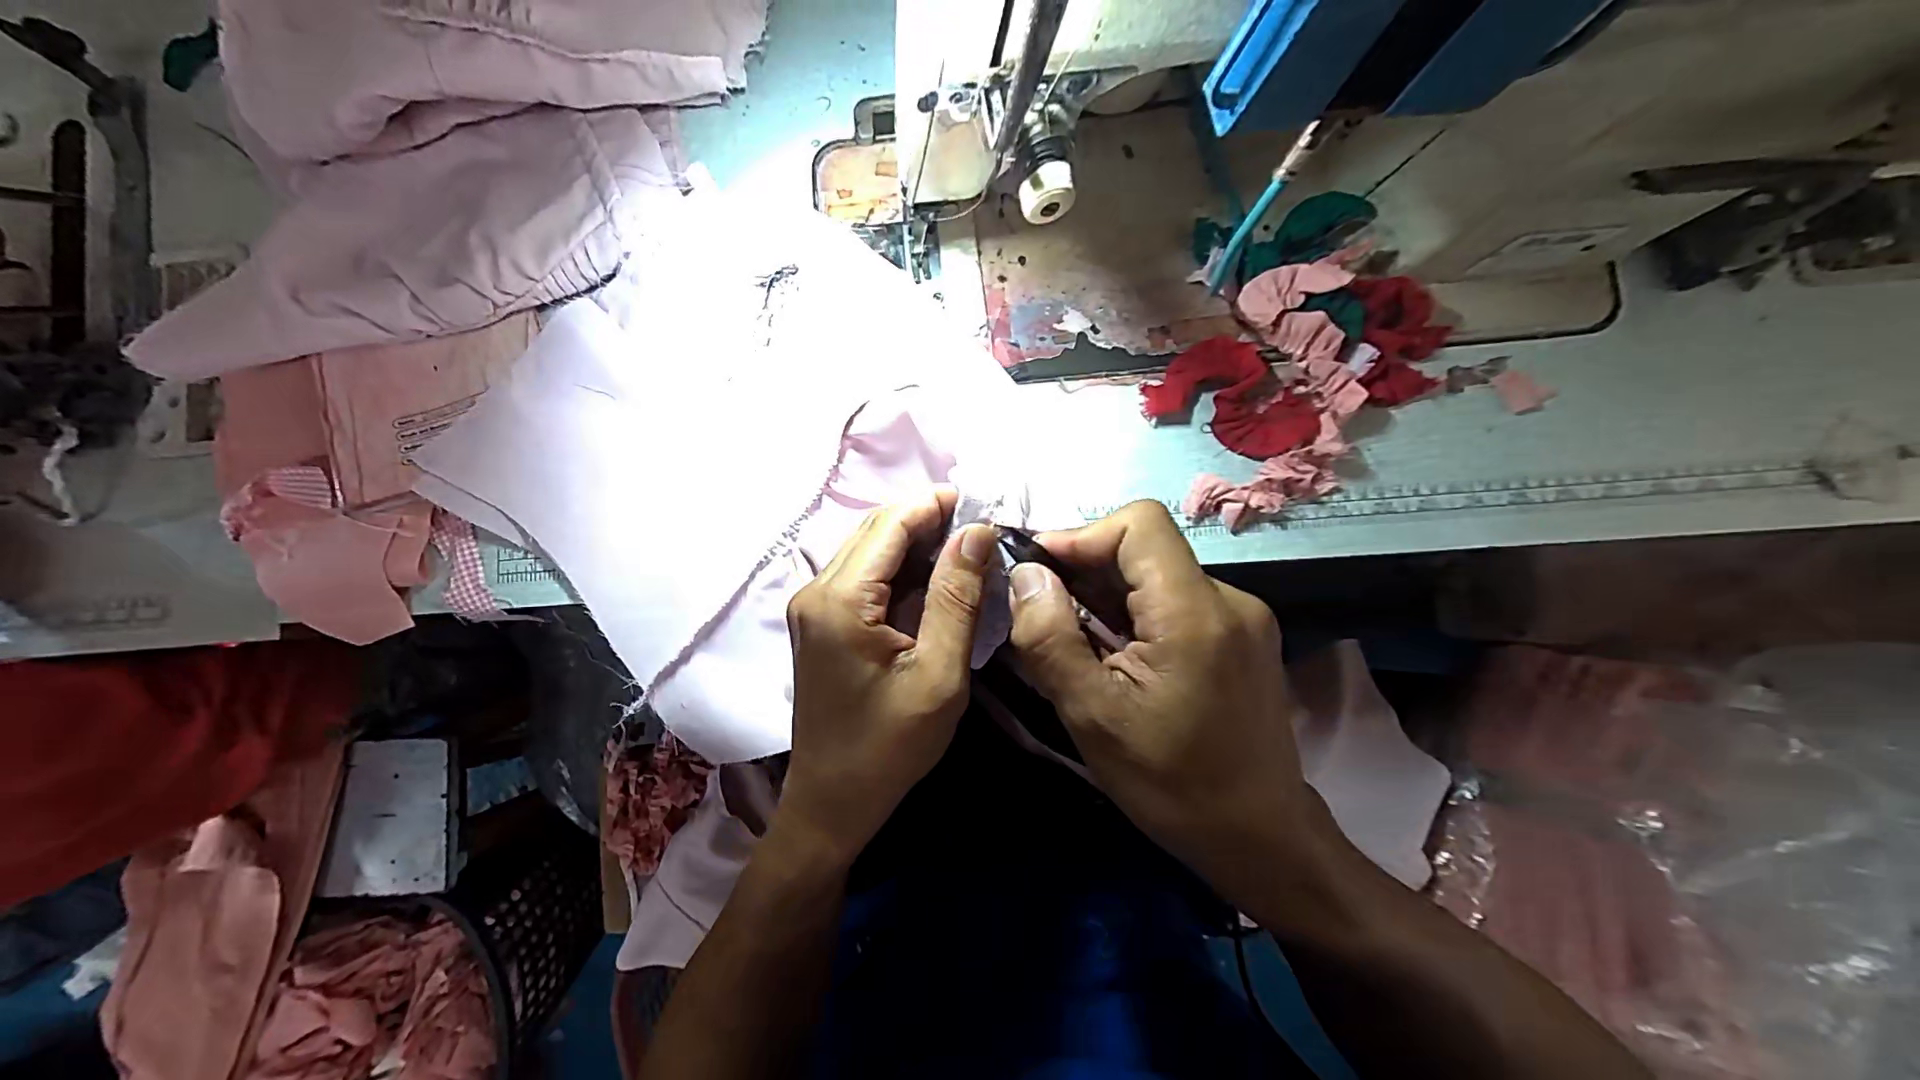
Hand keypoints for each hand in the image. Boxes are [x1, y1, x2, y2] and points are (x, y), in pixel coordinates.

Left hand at [776, 489, 994, 866]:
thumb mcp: (939, 673)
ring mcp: (814, 606)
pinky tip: (937, 580)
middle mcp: (817, 591)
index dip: (936, 504)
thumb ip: (957, 598)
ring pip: (870, 550)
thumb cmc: (890, 746)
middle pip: (876, 530)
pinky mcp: (822, 622)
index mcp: (840, 600)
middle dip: (928, 520)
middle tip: (982, 528)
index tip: (984, 502)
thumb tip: (977, 531)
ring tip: (968, 551)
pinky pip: (865, 577)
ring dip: (917, 544)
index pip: (890, 524)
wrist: (833, 800)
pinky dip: (902, 570)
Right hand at [1006, 501, 1320, 907]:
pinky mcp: (1242, 638)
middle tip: (1043, 614)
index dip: (1082, 536)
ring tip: (1074, 642)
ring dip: (1107, 597)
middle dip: (1085, 571)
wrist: (1261, 839)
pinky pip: (1177, 602)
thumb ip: (1049, 637)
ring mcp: (1242, 618)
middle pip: (1146, 548)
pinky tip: (1114, 656)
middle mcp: (1228, 600)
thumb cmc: (1172, 784)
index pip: (1139, 522)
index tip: (1039, 574)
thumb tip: (1025, 574)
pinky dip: (1135, 615)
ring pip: (1158, 576)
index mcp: (1194, 612)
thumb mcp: (1092, 716)